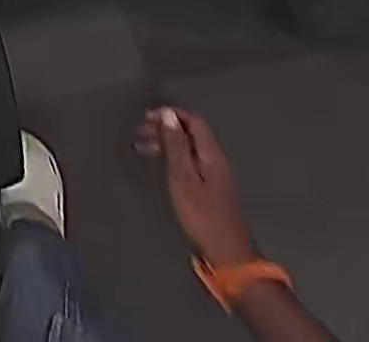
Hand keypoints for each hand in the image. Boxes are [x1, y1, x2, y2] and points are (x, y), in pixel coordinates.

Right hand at [135, 106, 254, 266]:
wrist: (228, 254)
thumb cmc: (202, 214)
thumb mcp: (183, 177)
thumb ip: (176, 145)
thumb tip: (168, 115)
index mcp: (212, 155)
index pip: (194, 121)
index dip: (171, 114)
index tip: (147, 117)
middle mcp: (216, 161)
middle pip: (191, 132)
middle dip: (165, 127)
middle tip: (140, 131)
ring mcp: (216, 174)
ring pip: (188, 146)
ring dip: (165, 141)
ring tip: (142, 145)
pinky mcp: (211, 187)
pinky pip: (190, 160)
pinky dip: (172, 155)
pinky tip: (159, 162)